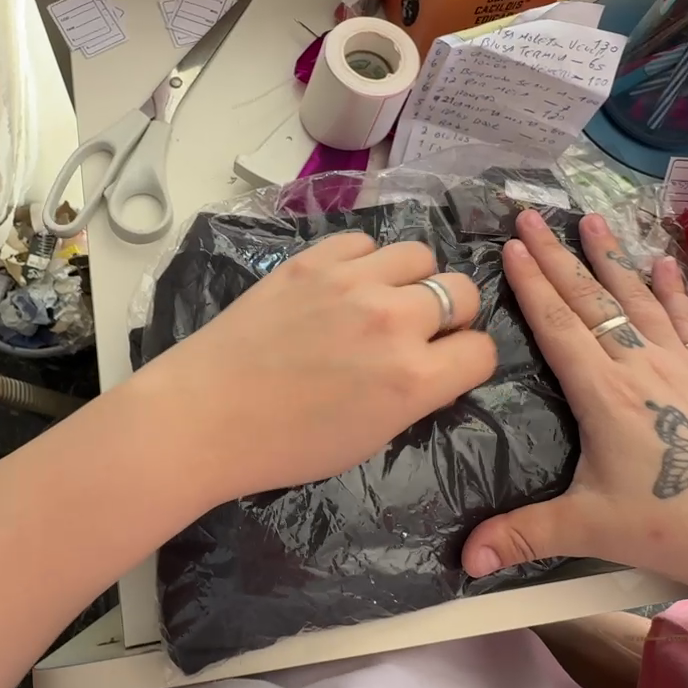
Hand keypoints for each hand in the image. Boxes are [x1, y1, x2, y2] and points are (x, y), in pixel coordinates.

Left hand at [133, 232, 497, 502]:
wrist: (206, 415)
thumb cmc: (286, 445)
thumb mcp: (369, 438)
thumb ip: (413, 394)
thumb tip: (432, 365)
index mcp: (414, 378)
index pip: (482, 349)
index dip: (466, 360)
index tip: (446, 364)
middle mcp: (393, 319)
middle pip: (461, 290)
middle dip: (451, 314)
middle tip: (419, 330)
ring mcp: (351, 282)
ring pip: (419, 255)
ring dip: (412, 279)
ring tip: (384, 298)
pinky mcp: (310, 260)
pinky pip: (362, 242)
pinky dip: (364, 261)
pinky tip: (343, 284)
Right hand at [460, 211, 687, 610]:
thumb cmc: (674, 529)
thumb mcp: (588, 529)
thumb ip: (522, 535)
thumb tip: (463, 561)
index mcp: (604, 393)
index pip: (557, 325)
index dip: (531, 283)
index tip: (511, 245)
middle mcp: (640, 366)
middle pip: (589, 299)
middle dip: (556, 255)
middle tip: (530, 215)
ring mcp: (682, 366)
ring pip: (634, 300)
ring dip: (608, 258)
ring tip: (589, 220)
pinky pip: (685, 321)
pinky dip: (670, 290)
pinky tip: (661, 263)